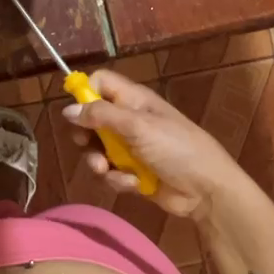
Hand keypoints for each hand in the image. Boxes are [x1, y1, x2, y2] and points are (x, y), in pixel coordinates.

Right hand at [62, 70, 246, 220]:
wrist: (207, 191)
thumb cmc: (176, 148)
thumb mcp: (137, 126)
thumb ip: (100, 115)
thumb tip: (67, 110)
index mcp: (133, 100)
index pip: (100, 83)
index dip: (85, 92)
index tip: (75, 111)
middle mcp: (129, 120)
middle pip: (91, 118)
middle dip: (85, 133)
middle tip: (85, 142)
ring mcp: (130, 147)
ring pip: (97, 148)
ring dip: (98, 161)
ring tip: (105, 169)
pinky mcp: (132, 172)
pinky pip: (110, 172)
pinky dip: (117, 178)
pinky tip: (133, 183)